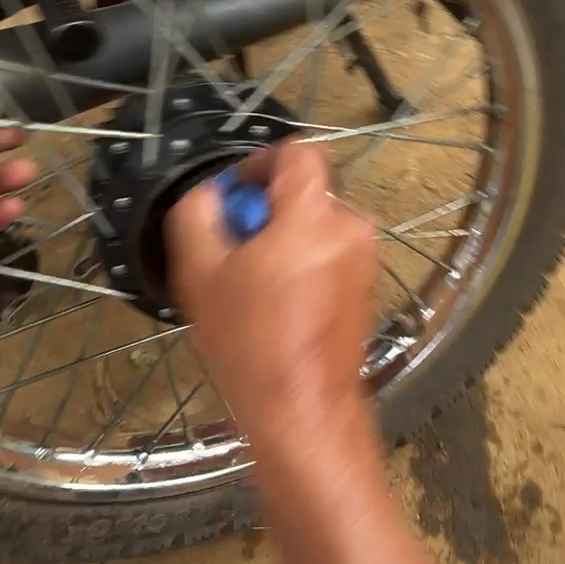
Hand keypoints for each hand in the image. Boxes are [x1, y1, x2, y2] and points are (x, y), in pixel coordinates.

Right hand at [165, 142, 377, 446]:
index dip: (261, 162)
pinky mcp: (366, 285)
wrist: (304, 411)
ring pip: (316, 224)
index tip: (237, 196)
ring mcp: (365, 259)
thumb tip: (213, 194)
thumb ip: (198, 214)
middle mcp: (351, 227)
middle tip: (234, 251)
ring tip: (252, 285)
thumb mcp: (201, 274)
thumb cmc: (250, 343)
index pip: (298, 152)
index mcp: (314, 215)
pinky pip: (330, 252)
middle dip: (267, 211)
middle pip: (304, 193)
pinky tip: (278, 303)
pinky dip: (303, 262)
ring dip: (283, 239)